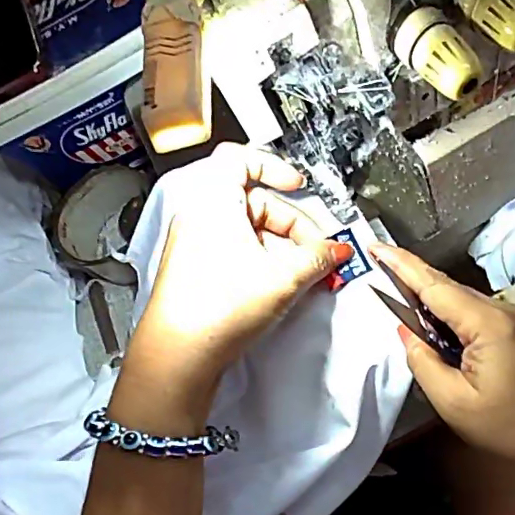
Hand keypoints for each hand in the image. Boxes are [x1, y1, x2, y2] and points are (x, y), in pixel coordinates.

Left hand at [125, 145, 351, 410]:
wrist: (180, 355)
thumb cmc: (213, 310)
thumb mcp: (284, 277)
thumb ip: (317, 257)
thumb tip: (334, 250)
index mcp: (213, 201)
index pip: (241, 159)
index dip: (274, 166)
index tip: (297, 185)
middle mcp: (200, 218)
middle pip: (256, 203)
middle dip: (294, 225)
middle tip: (317, 251)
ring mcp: (197, 246)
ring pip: (250, 232)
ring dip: (283, 249)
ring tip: (305, 274)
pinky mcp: (199, 273)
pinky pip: (238, 254)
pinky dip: (265, 263)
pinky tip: (283, 286)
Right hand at [371, 245, 514, 474]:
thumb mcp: (456, 403)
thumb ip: (424, 363)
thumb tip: (406, 333)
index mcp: (486, 323)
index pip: (433, 285)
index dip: (400, 265)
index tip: (374, 246)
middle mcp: (500, 311)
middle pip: (445, 286)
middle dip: (409, 275)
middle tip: (375, 267)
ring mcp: (510, 319)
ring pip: (458, 299)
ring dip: (427, 298)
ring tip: (395, 298)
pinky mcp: (513, 332)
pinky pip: (470, 314)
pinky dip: (445, 314)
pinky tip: (430, 325)